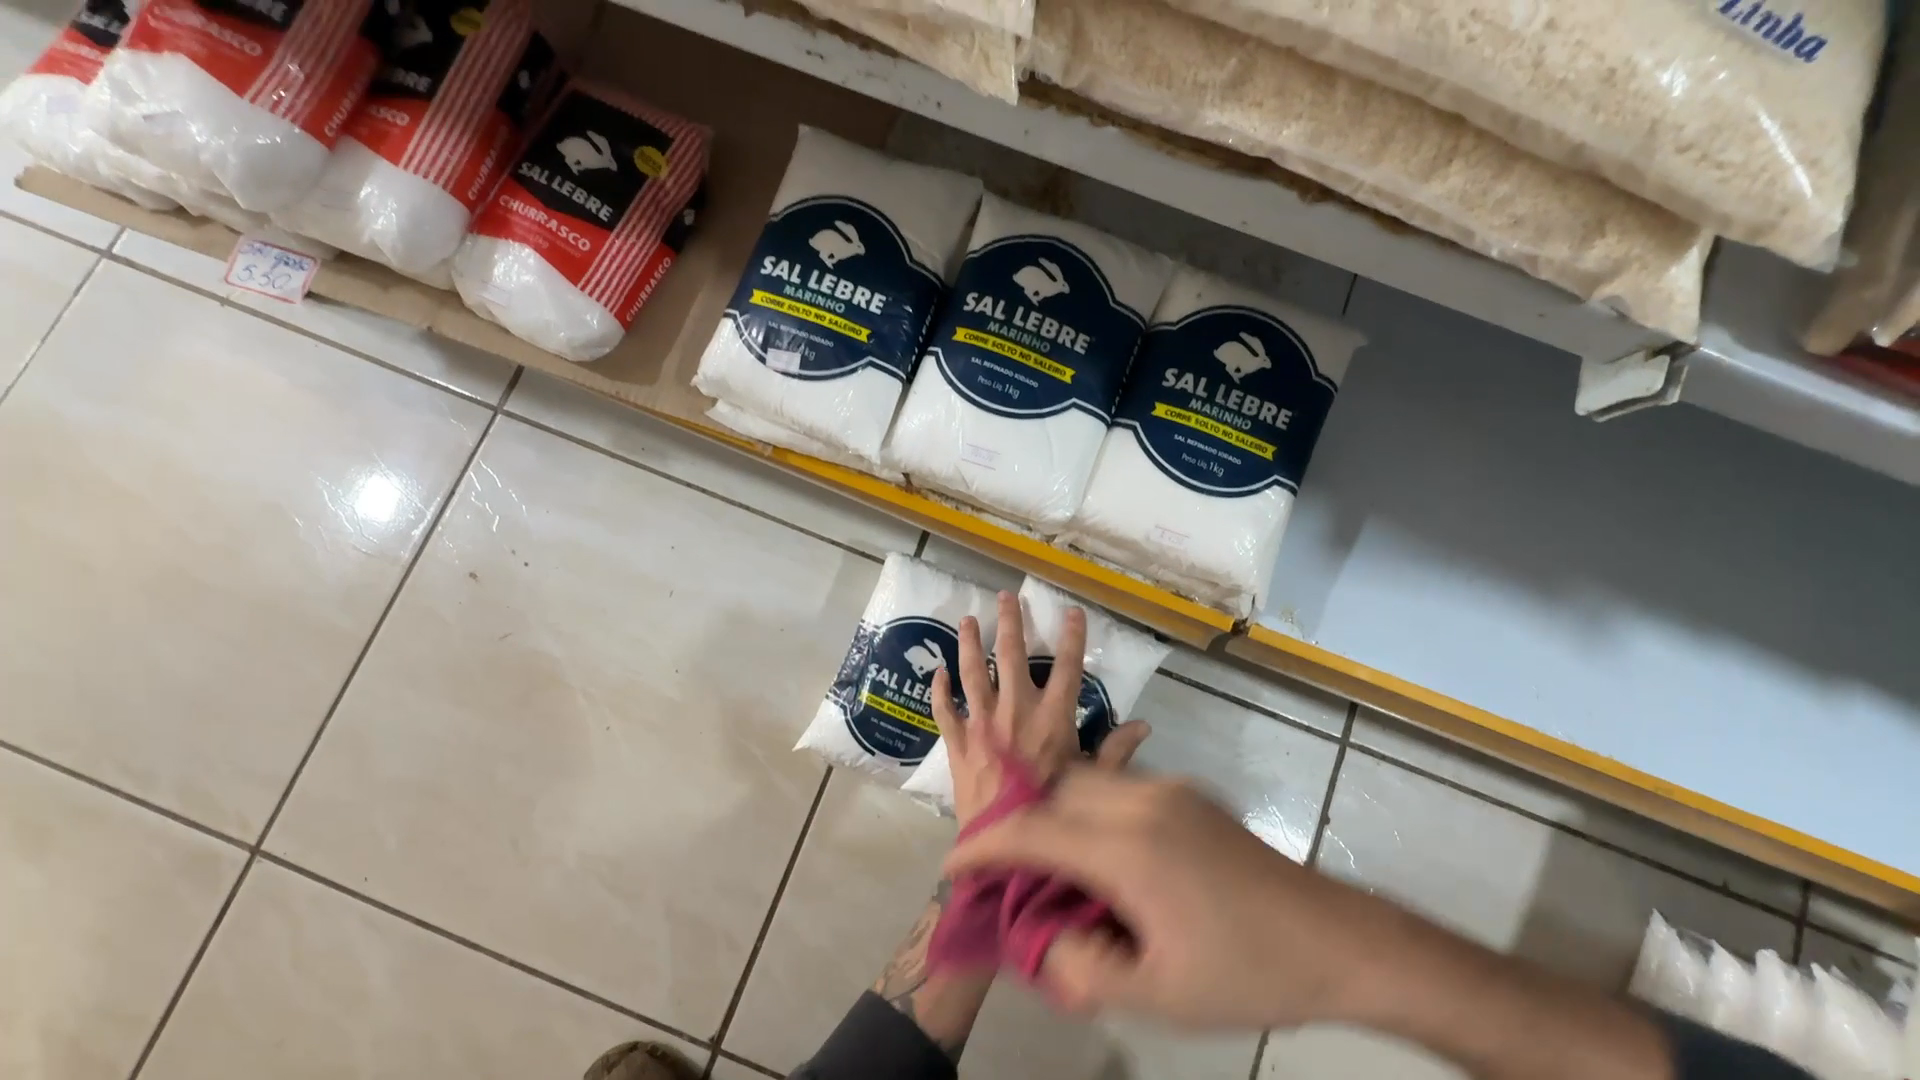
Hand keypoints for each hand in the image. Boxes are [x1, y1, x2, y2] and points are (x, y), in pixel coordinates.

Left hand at [929, 591, 1149, 829]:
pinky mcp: (957, 743)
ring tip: (967, 619)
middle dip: (1009, 622)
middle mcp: (1015, 711)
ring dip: (969, 644)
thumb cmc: (1053, 814)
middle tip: (1005, 596)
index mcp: (1052, 718)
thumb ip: (1117, 751)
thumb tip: (1145, 725)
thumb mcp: (1092, 782)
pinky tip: (937, 672)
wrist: (1004, 845)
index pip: (1067, 667)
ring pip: (972, 673)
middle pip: (1010, 656)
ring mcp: (981, 724)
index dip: (1072, 637)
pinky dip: (939, 690)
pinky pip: (944, 710)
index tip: (1072, 611)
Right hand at [940, 766, 1401, 1029]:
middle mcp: (1143, 801)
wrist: (1338, 940)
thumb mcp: (1159, 994)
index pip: (1033, 831)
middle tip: (997, 863)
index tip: (955, 865)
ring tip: (1040, 859)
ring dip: (1051, 810)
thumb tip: (1045, 940)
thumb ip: (1085, 968)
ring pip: (1084, 779)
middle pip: (1053, 789)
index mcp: (1130, 849)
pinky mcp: (1188, 794)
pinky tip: (1093, 852)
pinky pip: (1116, 786)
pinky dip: (1084, 808)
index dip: (985, 846)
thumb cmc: (1247, 972)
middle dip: (1015, 818)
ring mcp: (1169, 790)